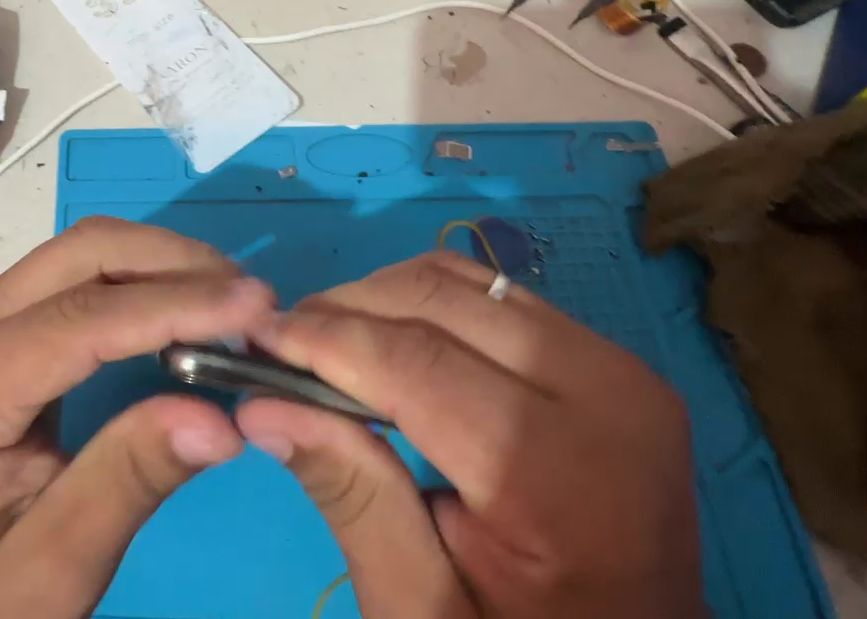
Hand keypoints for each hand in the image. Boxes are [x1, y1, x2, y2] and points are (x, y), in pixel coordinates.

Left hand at [0, 217, 276, 618]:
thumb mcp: (53, 564)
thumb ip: (129, 481)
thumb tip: (223, 420)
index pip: (83, 318)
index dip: (174, 305)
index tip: (256, 305)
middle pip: (82, 255)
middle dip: (174, 262)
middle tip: (253, 300)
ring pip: (82, 252)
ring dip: (161, 262)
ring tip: (231, 300)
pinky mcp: (2, 323)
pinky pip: (78, 275)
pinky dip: (139, 277)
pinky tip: (183, 305)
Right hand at [237, 251, 701, 618]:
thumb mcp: (424, 608)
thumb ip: (351, 498)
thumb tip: (260, 405)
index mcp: (563, 474)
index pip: (413, 362)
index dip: (322, 339)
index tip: (252, 338)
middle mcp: (603, 392)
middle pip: (435, 300)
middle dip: (342, 310)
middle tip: (278, 344)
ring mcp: (614, 365)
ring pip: (461, 280)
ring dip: (379, 298)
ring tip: (326, 342)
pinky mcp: (607, 356)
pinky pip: (492, 292)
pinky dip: (424, 300)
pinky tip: (387, 341)